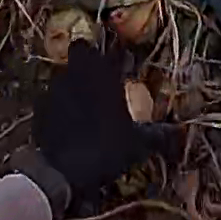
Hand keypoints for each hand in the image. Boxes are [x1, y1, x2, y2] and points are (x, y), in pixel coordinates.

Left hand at [27, 44, 165, 208]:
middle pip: (81, 48)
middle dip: (88, 54)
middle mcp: (80, 73)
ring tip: (83, 99)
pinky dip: (58, 101)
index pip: (115, 51)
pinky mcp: (40, 103)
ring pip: (65, 69)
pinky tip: (66, 118)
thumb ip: (158, 134)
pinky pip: (51, 94)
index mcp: (105, 75)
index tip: (125, 66)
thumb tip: (180, 132)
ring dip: (73, 78)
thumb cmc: (105, 149)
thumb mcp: (138, 144)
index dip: (120, 56)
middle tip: (99, 74)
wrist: (61, 172)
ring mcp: (57, 86)